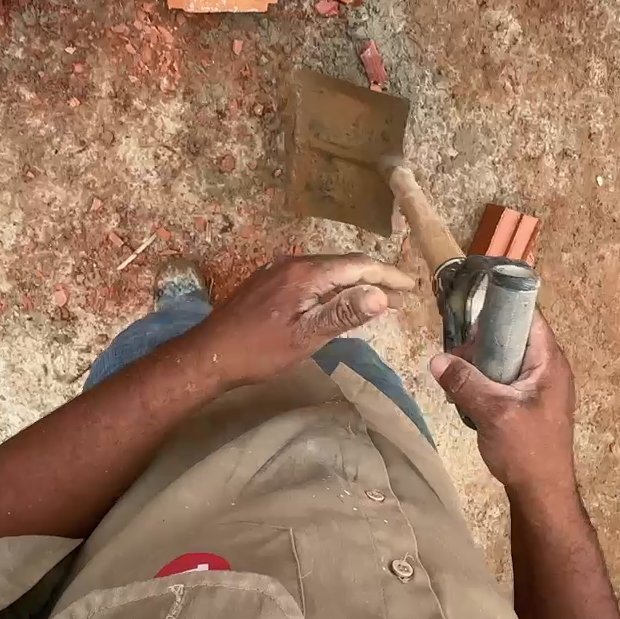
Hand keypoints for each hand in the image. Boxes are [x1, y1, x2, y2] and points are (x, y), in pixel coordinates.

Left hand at [182, 254, 417, 387]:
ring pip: (327, 271)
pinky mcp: (268, 282)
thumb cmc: (258, 351)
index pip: (358, 266)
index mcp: (305, 273)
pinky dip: (333, 287)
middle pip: (344, 264)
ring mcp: (278, 271)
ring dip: (354, 284)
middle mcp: (293, 263)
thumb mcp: (306, 336)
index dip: (388, 276)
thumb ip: (343, 314)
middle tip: (401, 297)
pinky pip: (311, 278)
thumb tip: (380, 295)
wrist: (208, 355)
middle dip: (375, 279)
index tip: (411, 288)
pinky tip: (338, 302)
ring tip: (377, 301)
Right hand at [428, 313, 576, 495]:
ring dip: (478, 365)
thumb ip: (464, 382)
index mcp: (549, 362)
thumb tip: (436, 360)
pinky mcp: (526, 402)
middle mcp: (547, 368)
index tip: (469, 314)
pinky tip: (464, 396)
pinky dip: (482, 382)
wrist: (542, 493)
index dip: (501, 308)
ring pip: (503, 359)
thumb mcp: (492, 412)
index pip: (529, 316)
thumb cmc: (526, 450)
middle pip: (511, 336)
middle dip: (481, 342)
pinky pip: (501, 379)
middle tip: (456, 358)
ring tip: (456, 380)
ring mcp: (537, 386)